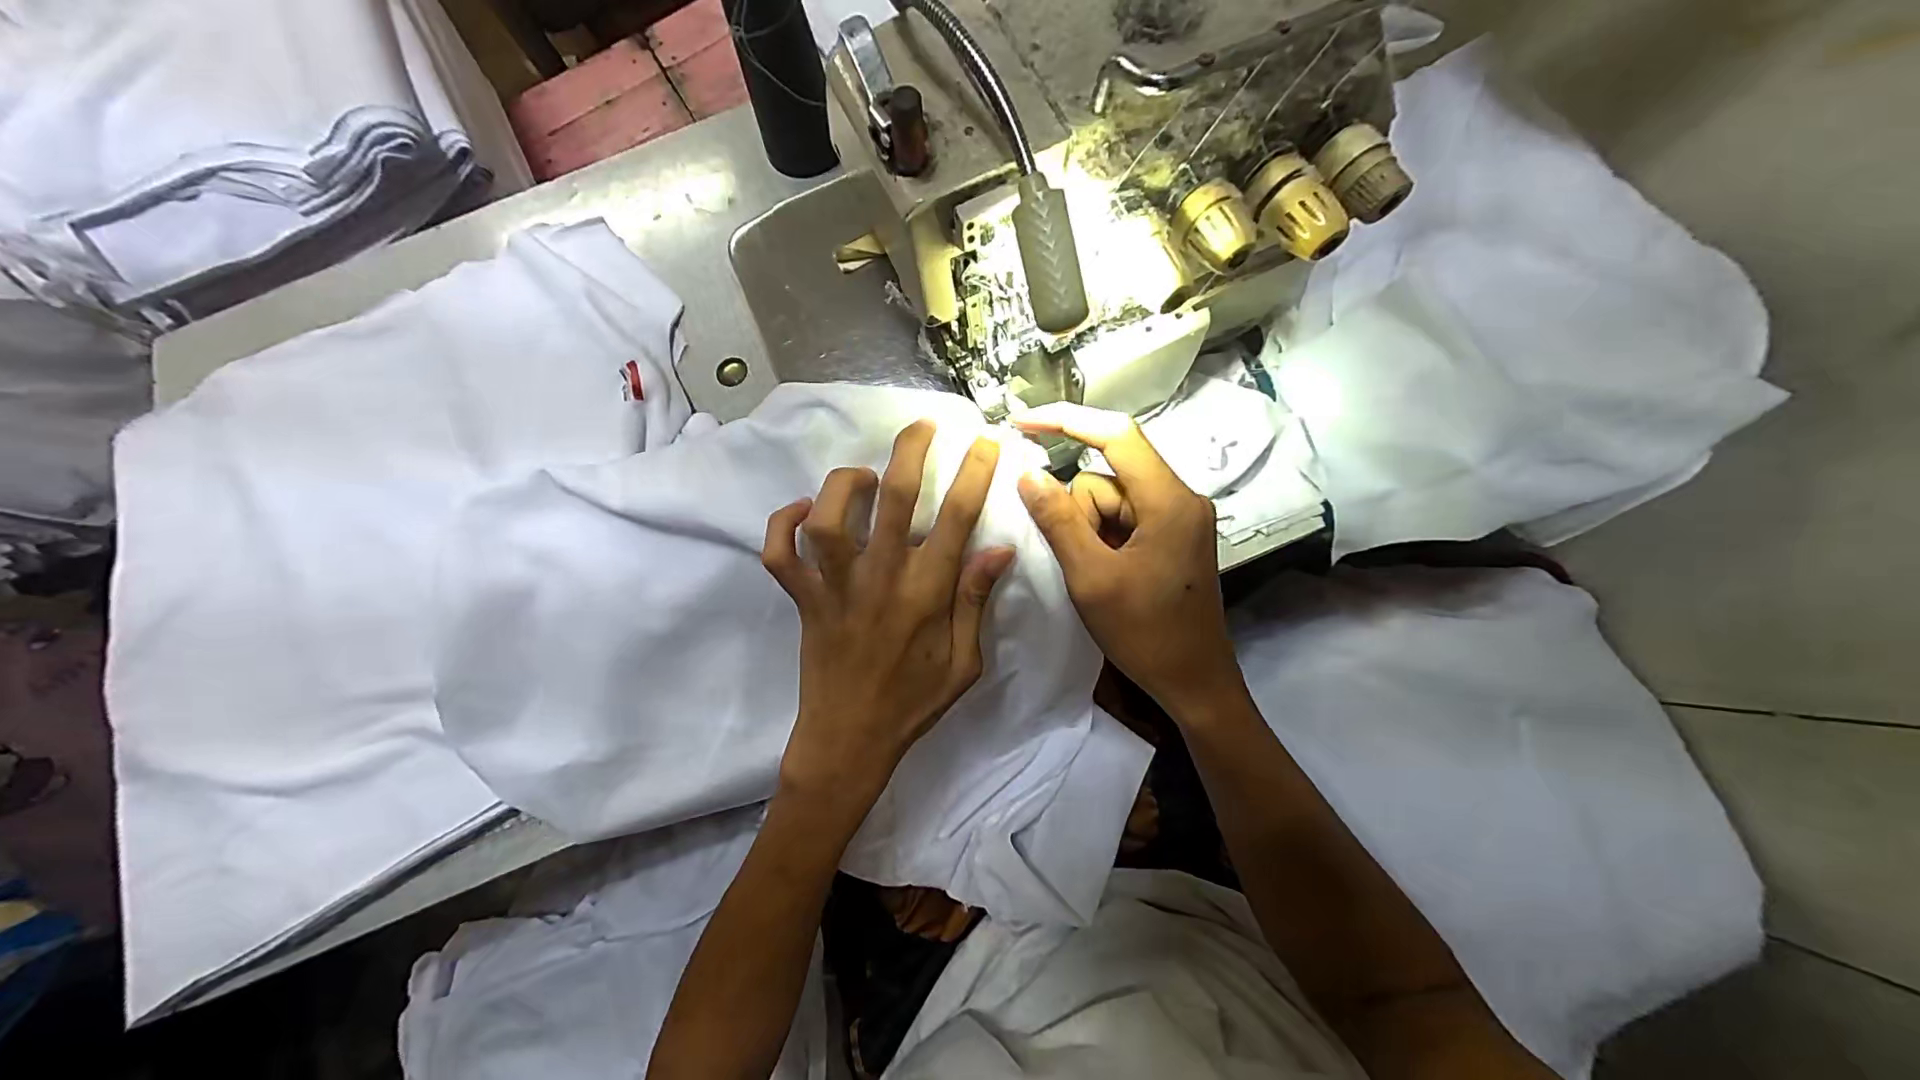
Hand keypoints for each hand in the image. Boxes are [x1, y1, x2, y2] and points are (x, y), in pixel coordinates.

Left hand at [762, 421, 1014, 803]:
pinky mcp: (802, 600)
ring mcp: (835, 587)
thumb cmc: (913, 703)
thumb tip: (998, 550)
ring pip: (829, 518)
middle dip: (912, 450)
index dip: (974, 473)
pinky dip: (782, 524)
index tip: (984, 443)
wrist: (849, 740)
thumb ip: (975, 602)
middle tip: (923, 424)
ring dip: (845, 484)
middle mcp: (880, 579)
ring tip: (866, 477)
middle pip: (895, 498)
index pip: (957, 518)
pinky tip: (802, 510)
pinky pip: (779, 555)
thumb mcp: (965, 663)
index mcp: (927, 593)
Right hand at [1014, 403, 1241, 713]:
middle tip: (1083, 562)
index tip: (1021, 421)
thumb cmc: (1146, 634)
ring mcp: (1178, 518)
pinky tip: (1107, 574)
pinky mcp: (1172, 536)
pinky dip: (1103, 539)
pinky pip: (1123, 519)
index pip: (1117, 435)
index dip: (1067, 420)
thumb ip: (1058, 521)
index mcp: (1169, 501)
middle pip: (1107, 477)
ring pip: (1111, 500)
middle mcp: (1180, 498)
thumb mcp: (1091, 578)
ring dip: (1091, 531)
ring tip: (1099, 576)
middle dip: (1080, 511)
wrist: (1194, 681)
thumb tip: (1027, 473)